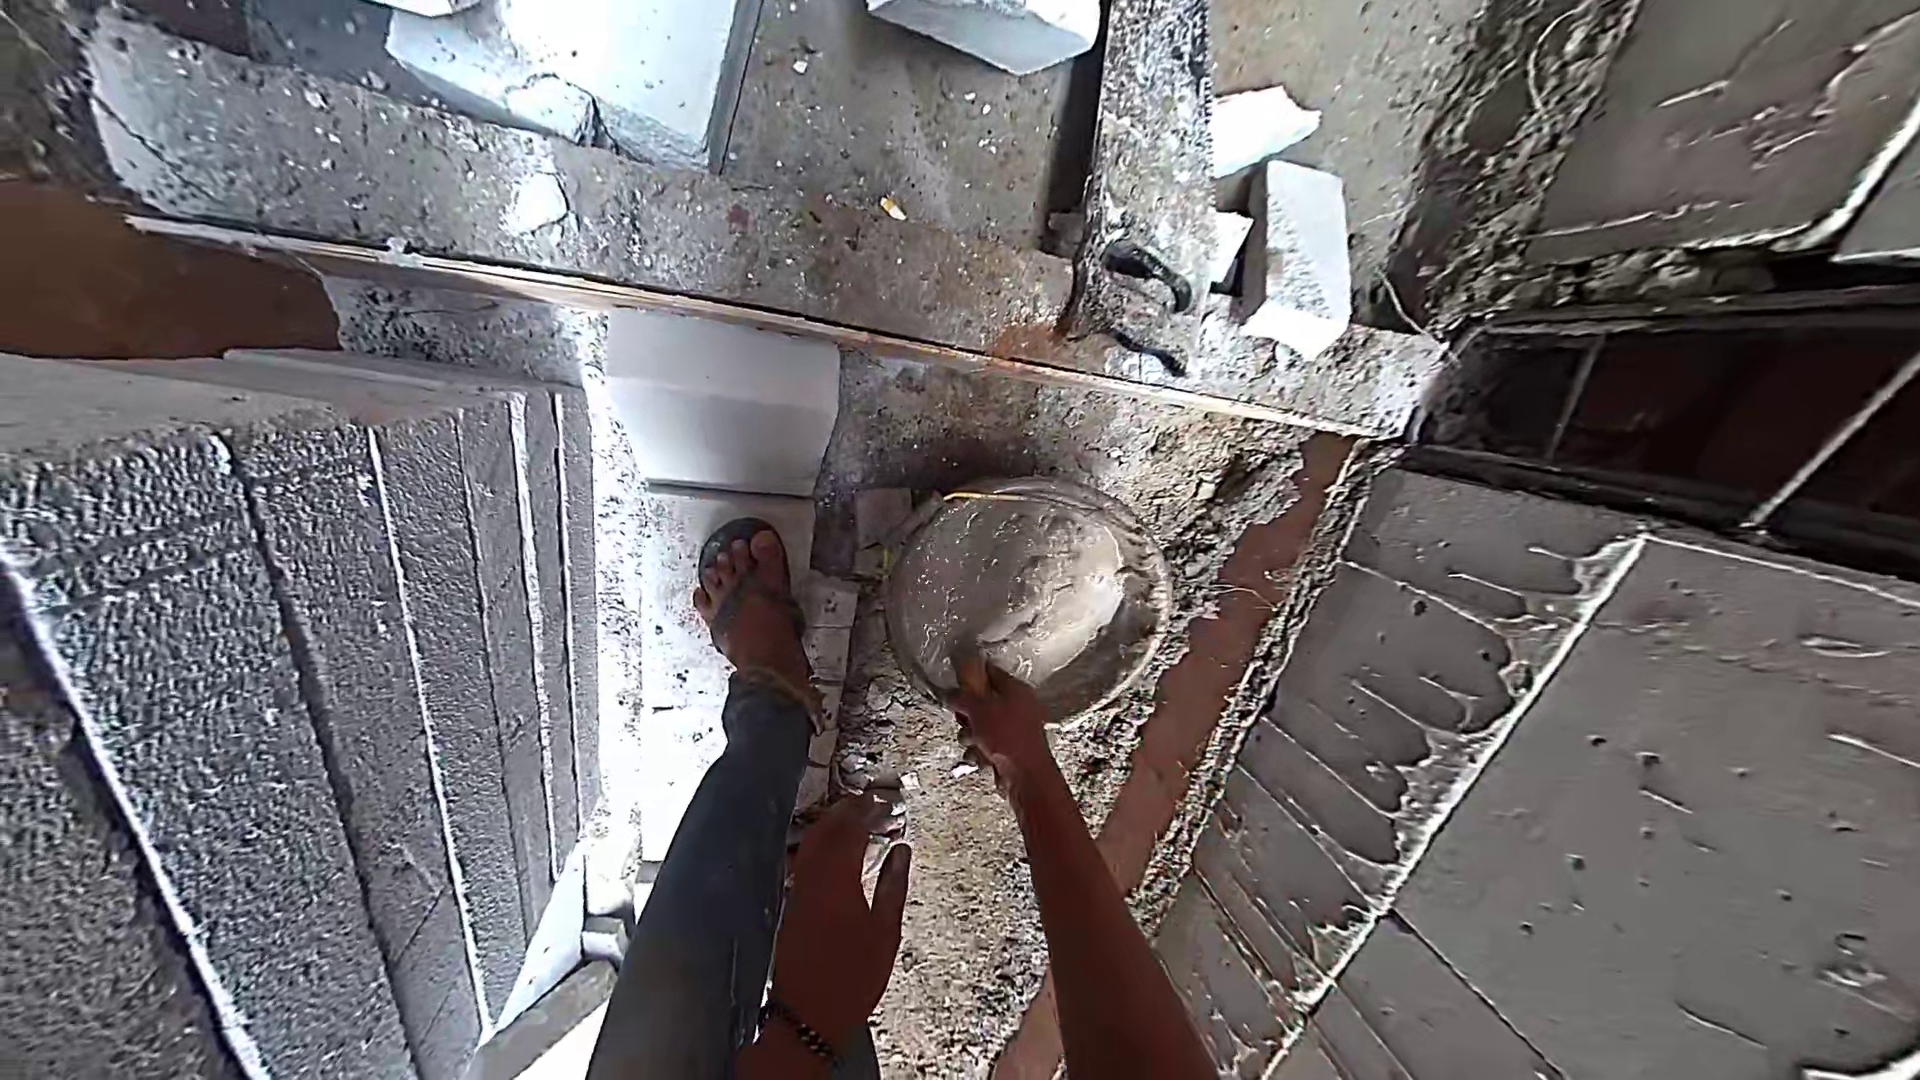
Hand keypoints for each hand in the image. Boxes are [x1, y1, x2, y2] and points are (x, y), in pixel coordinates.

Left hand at [768, 794, 911, 1042]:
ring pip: (813, 841)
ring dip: (832, 823)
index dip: (867, 811)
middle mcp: (814, 878)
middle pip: (828, 830)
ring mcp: (799, 890)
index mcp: (838, 880)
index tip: (881, 801)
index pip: (852, 831)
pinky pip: (806, 858)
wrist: (808, 1016)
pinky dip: (821, 842)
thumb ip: (893, 884)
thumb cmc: (853, 976)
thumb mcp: (885, 932)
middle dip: (847, 810)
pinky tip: (833, 848)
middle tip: (867, 800)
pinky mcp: (793, 903)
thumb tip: (901, 849)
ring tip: (851, 815)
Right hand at [951, 657, 1055, 792]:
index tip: (958, 681)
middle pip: (982, 702)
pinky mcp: (1010, 750)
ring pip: (981, 726)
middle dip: (968, 714)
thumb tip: (950, 693)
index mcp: (1016, 690)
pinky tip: (980, 756)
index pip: (991, 672)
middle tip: (965, 719)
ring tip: (973, 741)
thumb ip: (961, 697)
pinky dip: (979, 751)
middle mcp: (1019, 708)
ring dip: (971, 736)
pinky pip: (986, 745)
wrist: (1024, 775)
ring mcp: (1015, 730)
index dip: (972, 675)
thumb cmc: (1009, 737)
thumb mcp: (977, 709)